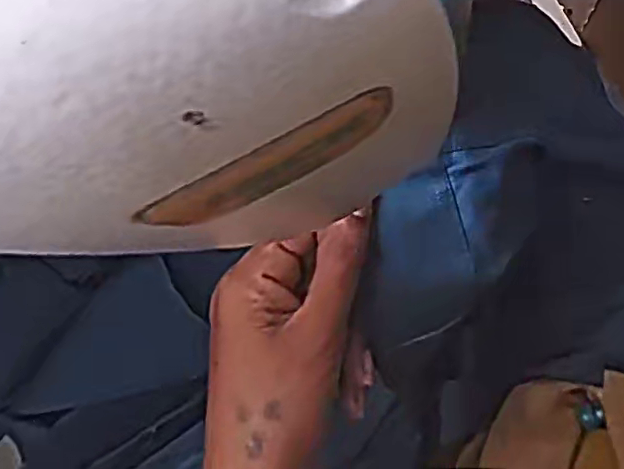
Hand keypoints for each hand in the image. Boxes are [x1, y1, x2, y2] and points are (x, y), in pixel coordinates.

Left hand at [203, 209, 373, 468]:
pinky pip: (315, 317)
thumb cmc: (275, 417)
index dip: (342, 225)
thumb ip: (341, 263)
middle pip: (316, 258)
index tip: (375, 233)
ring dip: (348, 327)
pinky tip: (344, 377)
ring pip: (322, 291)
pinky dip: (337, 342)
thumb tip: (358, 206)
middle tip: (361, 330)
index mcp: (248, 278)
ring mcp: (261, 314)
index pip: (303, 221)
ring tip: (352, 370)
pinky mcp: (273, 337)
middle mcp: (249, 288)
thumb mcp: (319, 333)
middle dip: (349, 295)